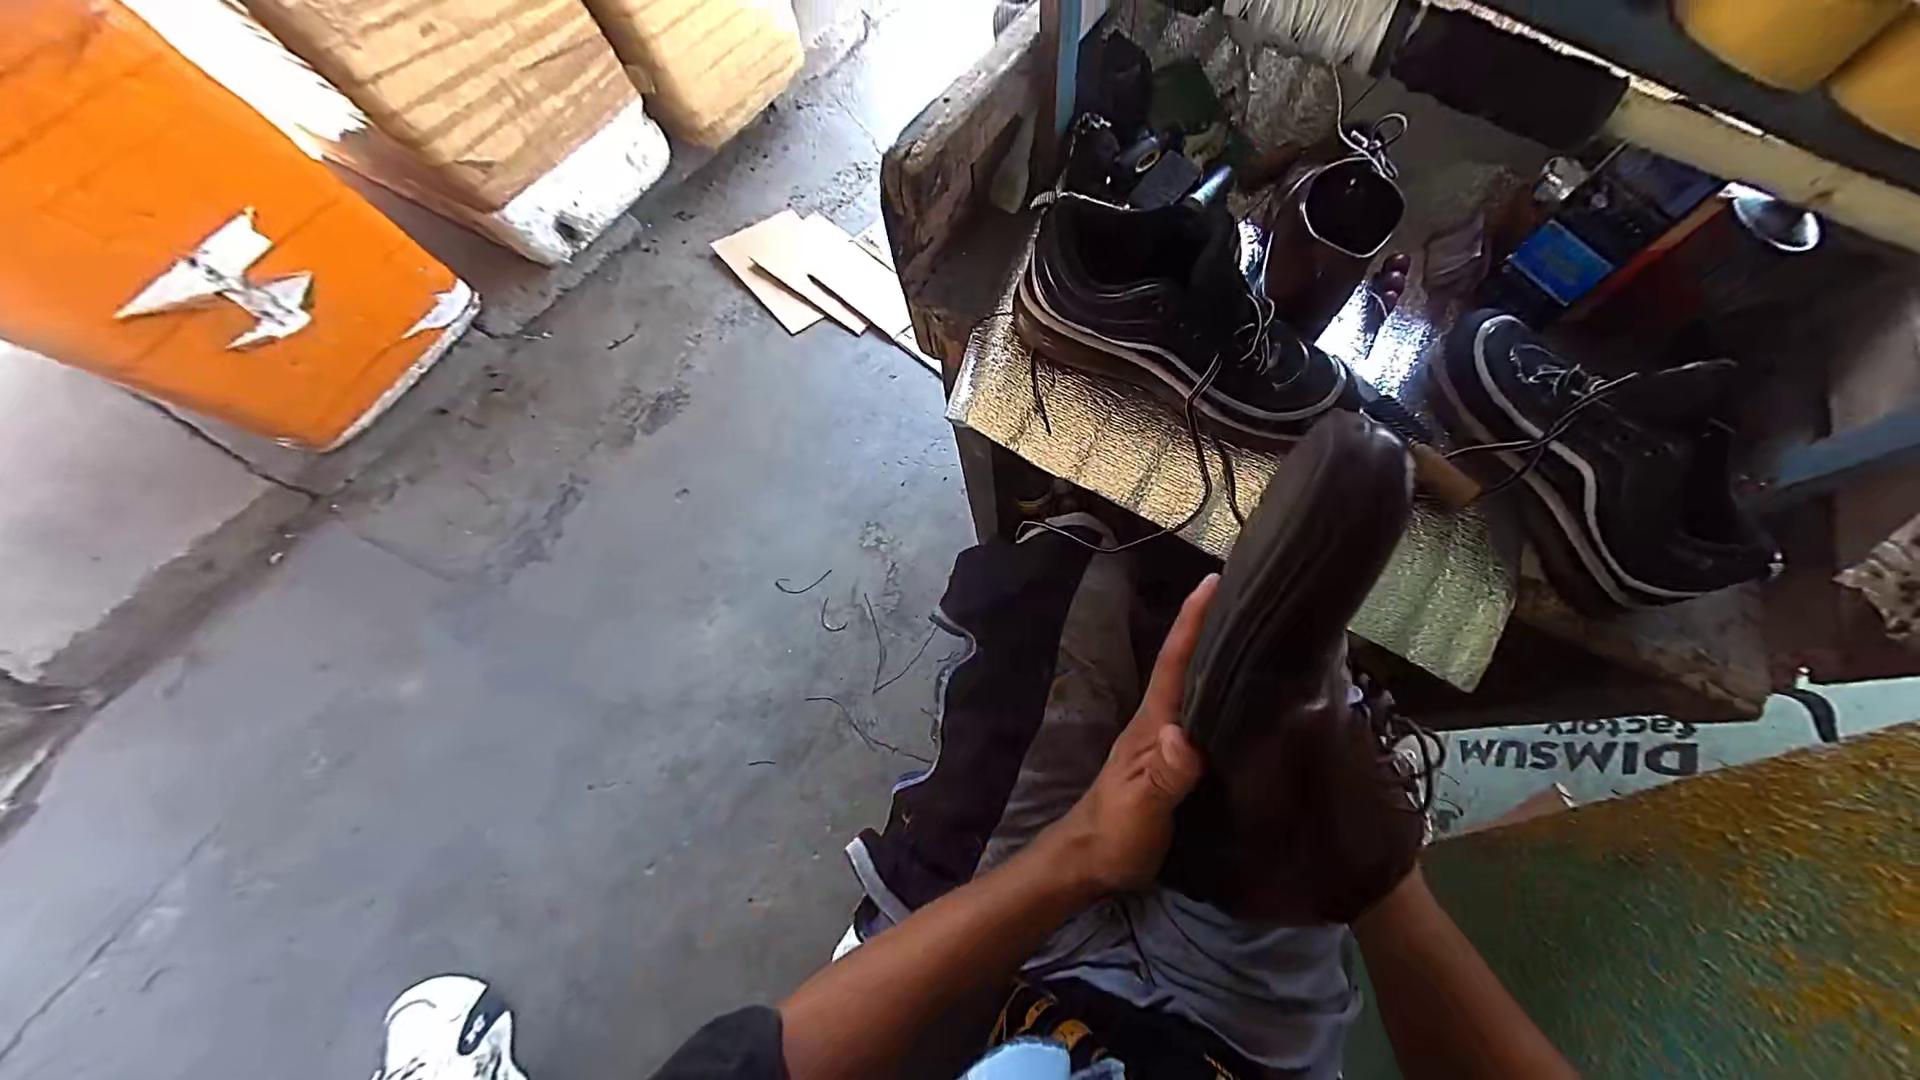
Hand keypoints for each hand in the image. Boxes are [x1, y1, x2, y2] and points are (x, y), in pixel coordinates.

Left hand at [1038, 574, 1216, 894]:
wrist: (1090, 858)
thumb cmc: (1114, 831)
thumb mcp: (1140, 806)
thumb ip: (1162, 774)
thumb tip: (1184, 734)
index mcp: (1152, 723)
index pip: (1172, 663)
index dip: (1190, 622)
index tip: (1212, 582)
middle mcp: (1158, 721)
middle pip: (1183, 664)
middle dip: (1207, 626)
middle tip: (1244, 597)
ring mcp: (1162, 739)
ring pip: (1190, 686)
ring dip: (1212, 656)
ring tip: (1249, 633)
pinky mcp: (1171, 760)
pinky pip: (1198, 714)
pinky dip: (1215, 694)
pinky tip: (1238, 697)